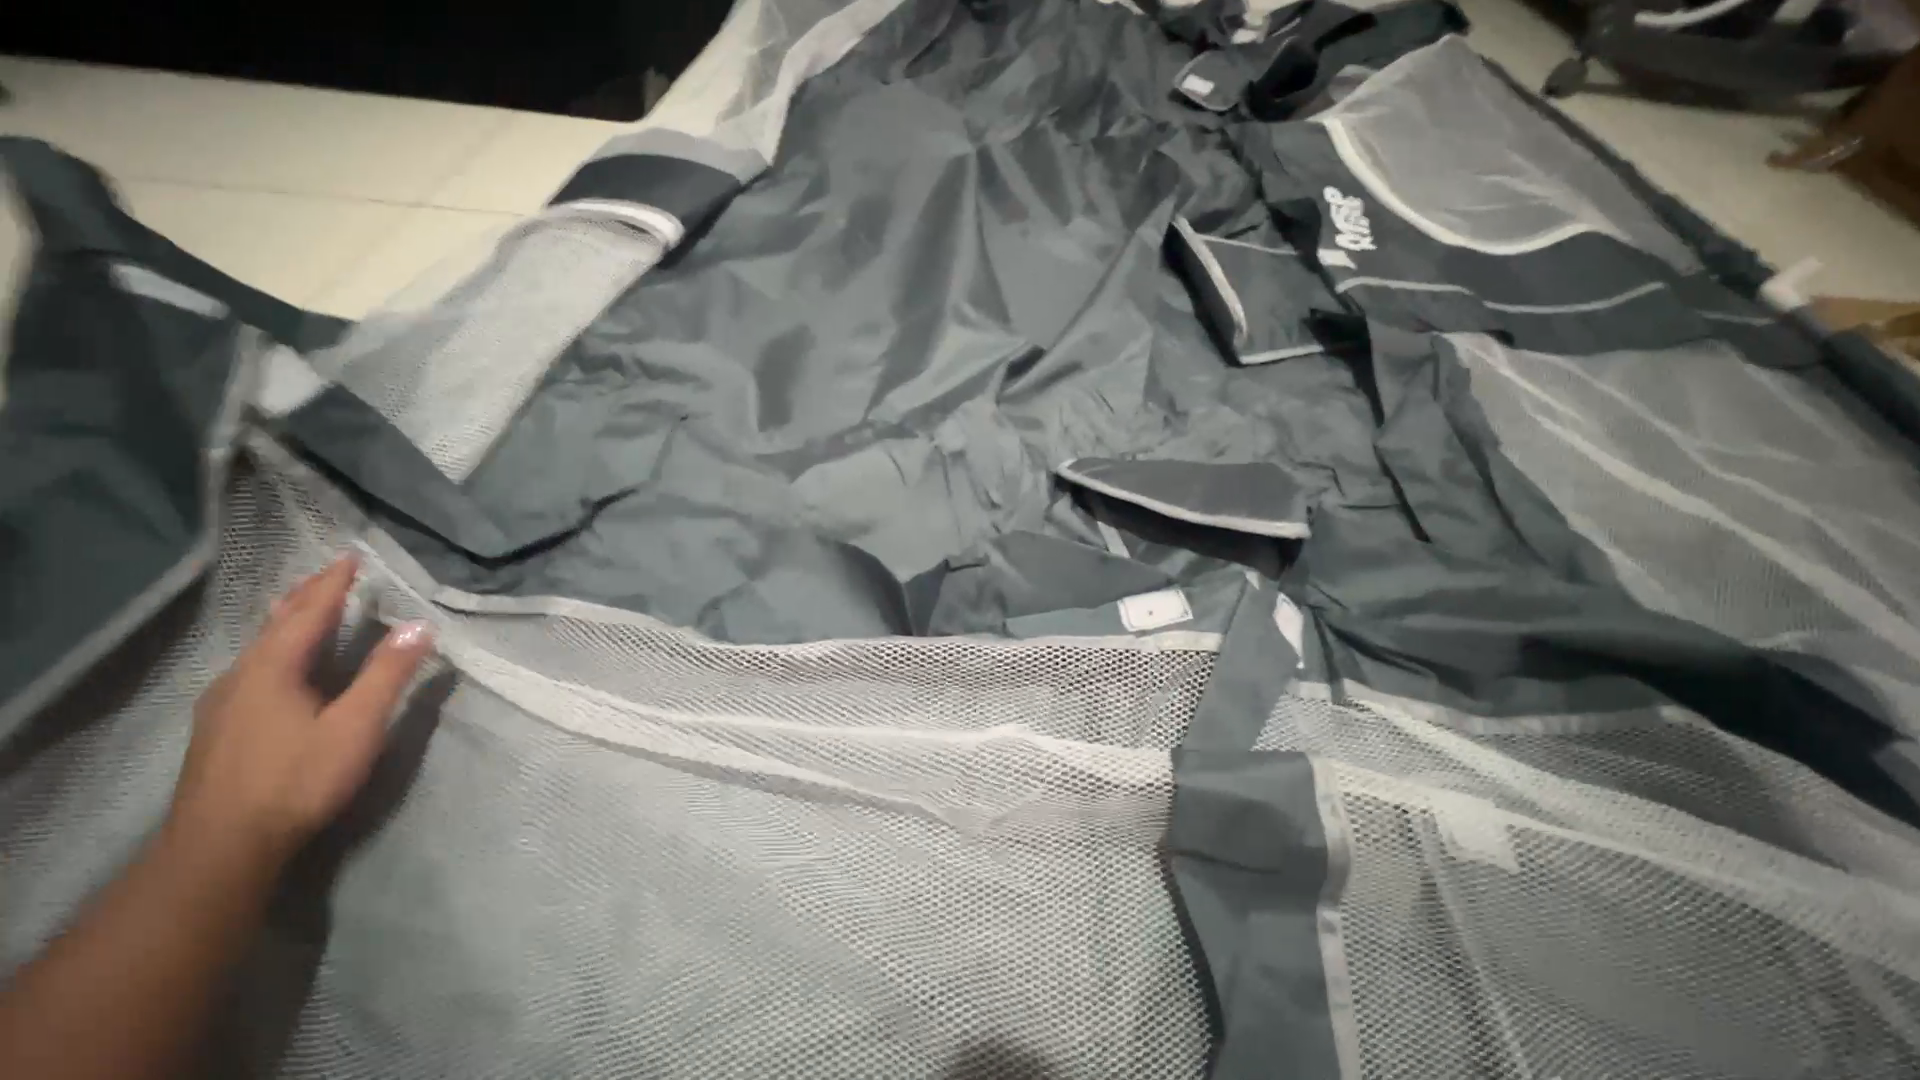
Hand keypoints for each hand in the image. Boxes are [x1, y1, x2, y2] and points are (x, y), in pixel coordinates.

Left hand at [166, 556, 434, 868]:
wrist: (220, 846)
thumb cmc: (296, 780)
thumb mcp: (355, 727)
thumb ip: (387, 675)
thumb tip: (420, 625)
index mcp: (273, 668)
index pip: (308, 612)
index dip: (332, 584)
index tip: (351, 557)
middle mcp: (242, 675)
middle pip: (277, 624)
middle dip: (307, 596)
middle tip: (330, 574)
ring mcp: (223, 703)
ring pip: (260, 647)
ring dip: (288, 622)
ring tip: (304, 607)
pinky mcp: (219, 727)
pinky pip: (253, 668)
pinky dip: (276, 648)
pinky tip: (278, 666)